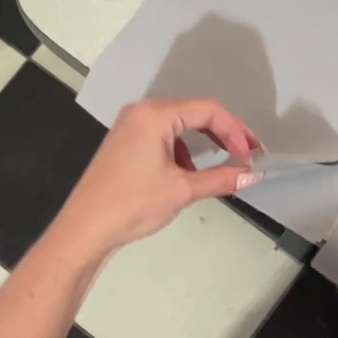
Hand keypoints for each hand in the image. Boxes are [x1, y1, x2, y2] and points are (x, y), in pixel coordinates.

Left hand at [52, 97, 262, 257]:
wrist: (86, 228)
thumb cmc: (133, 204)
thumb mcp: (182, 190)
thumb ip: (221, 178)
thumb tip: (251, 175)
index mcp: (154, 115)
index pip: (207, 110)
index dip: (235, 130)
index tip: (250, 155)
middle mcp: (141, 112)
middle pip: (194, 112)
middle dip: (223, 133)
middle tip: (247, 154)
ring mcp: (130, 126)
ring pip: (179, 125)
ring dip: (204, 142)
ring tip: (222, 165)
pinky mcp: (125, 143)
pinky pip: (163, 136)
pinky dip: (183, 150)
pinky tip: (188, 173)